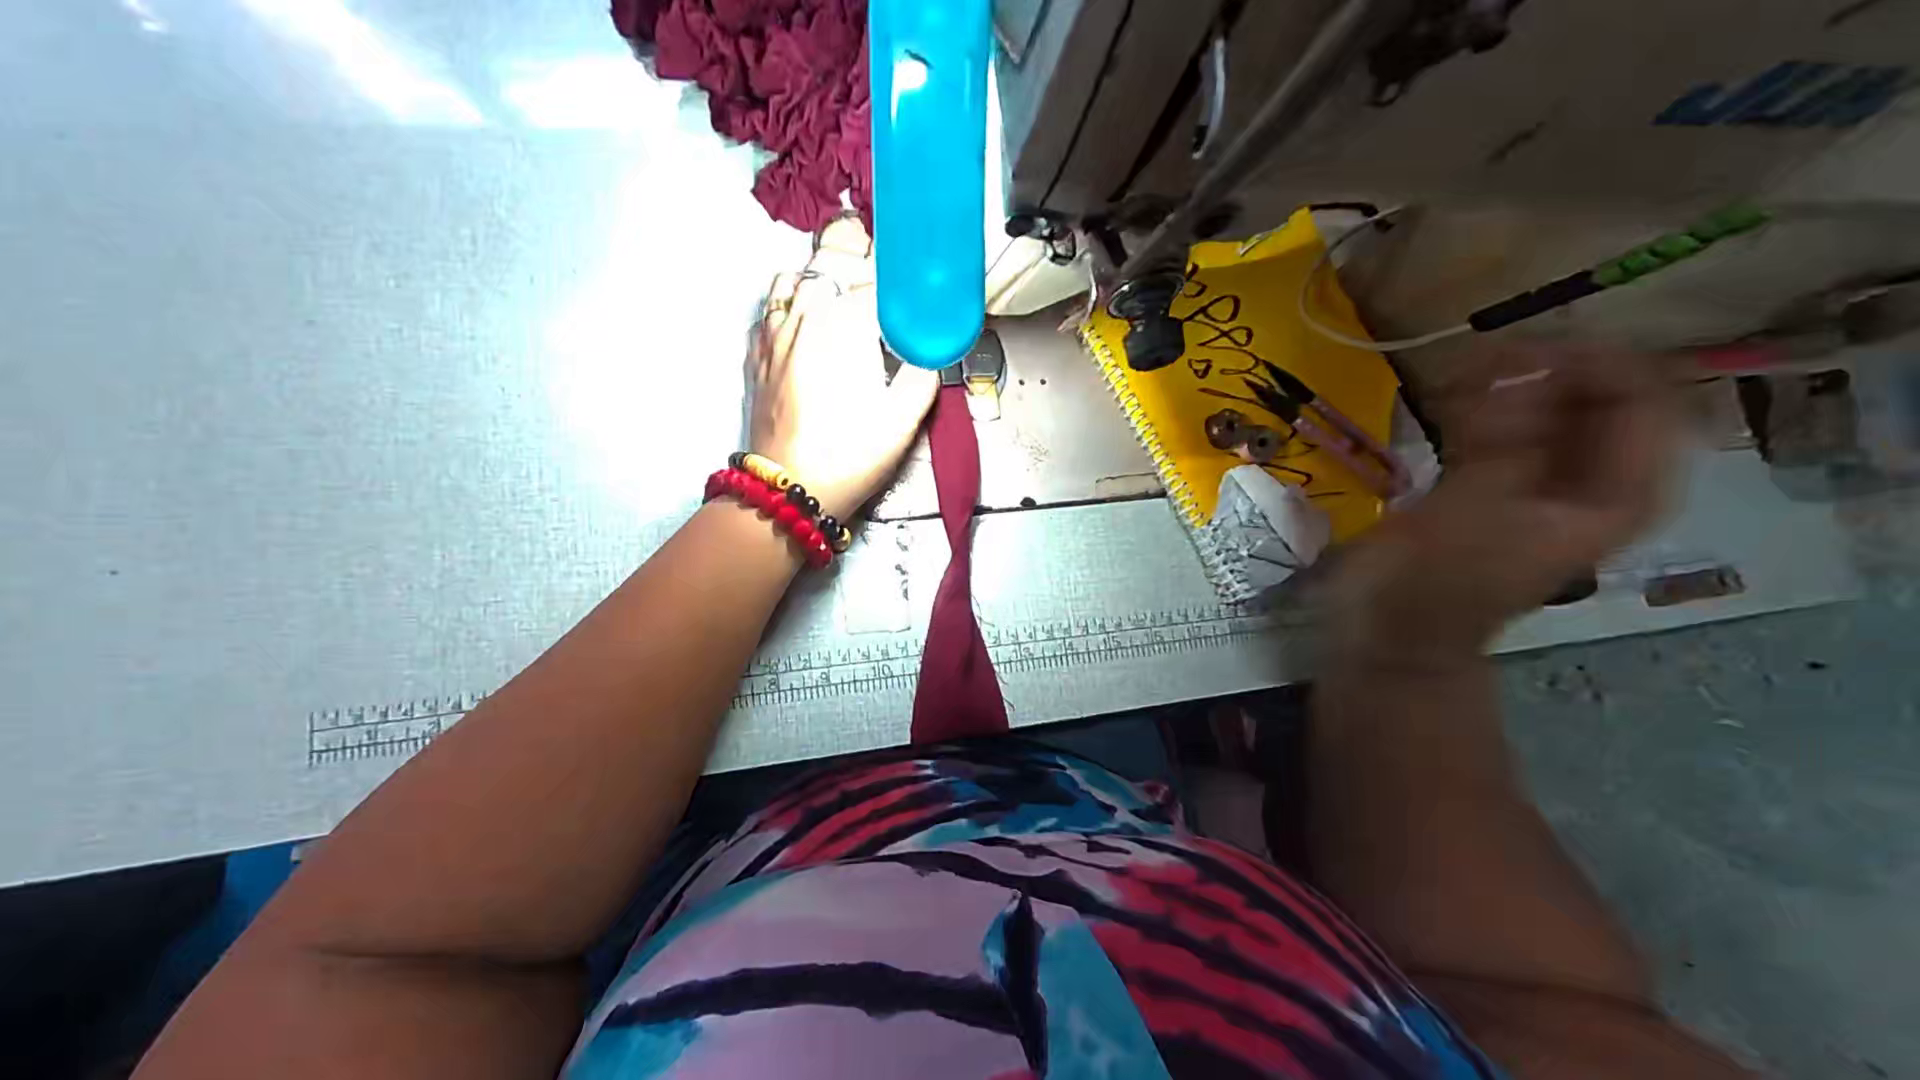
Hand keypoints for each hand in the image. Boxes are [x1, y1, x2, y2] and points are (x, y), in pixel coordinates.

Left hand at [748, 219, 939, 522]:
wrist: (791, 489)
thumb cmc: (851, 452)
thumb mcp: (904, 418)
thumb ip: (923, 375)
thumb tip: (929, 354)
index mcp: (842, 323)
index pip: (874, 289)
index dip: (898, 300)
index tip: (912, 317)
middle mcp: (801, 318)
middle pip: (828, 278)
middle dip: (854, 290)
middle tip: (876, 322)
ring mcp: (771, 338)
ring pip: (787, 286)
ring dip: (813, 292)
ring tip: (834, 316)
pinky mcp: (754, 361)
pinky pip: (765, 317)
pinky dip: (783, 313)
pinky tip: (798, 335)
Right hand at [1326, 346, 1678, 667]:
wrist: (1397, 629)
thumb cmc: (1444, 580)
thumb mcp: (1479, 509)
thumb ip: (1506, 437)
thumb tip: (1520, 363)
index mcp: (1619, 495)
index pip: (1643, 401)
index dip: (1595, 364)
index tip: (1526, 348)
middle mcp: (1591, 480)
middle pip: (1595, 398)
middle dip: (1546, 371)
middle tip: (1482, 359)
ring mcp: (1539, 479)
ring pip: (1546, 408)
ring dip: (1508, 385)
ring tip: (1460, 375)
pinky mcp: (1492, 481)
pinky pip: (1503, 427)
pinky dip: (1480, 406)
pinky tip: (1449, 395)